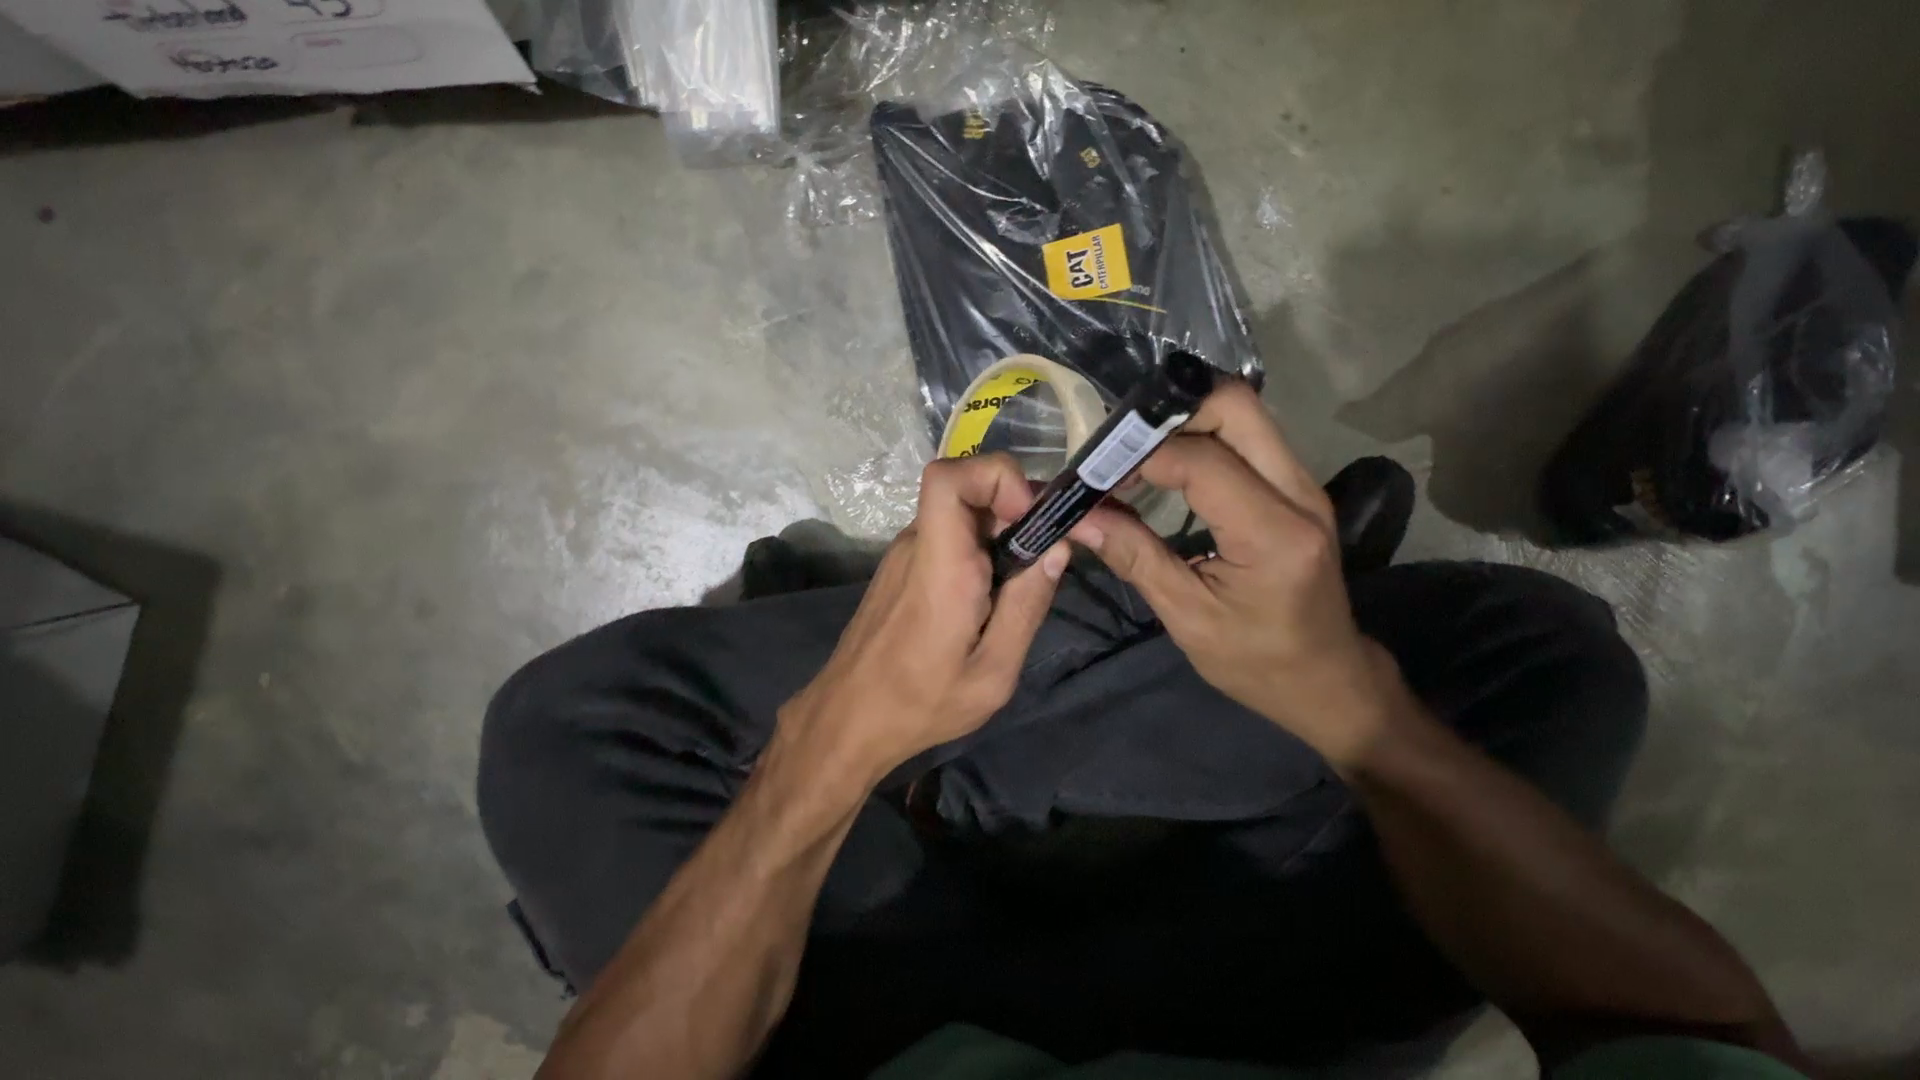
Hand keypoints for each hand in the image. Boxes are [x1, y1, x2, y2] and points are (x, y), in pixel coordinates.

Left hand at [778, 453, 1069, 782]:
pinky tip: (987, 602)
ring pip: (962, 514)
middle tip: (1042, 562)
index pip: (949, 476)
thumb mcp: (992, 673)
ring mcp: (904, 554)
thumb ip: (1026, 606)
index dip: (997, 476)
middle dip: (1015, 511)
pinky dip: (979, 552)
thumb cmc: (921, 703)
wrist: (848, 718)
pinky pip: (949, 537)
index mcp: (940, 565)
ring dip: (1000, 536)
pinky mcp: (901, 568)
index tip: (1031, 518)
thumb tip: (1058, 548)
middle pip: (968, 489)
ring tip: (1017, 591)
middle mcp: (917, 545)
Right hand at [1072, 381, 1403, 767]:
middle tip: (1123, 450)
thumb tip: (1079, 517)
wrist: (1326, 679)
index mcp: (1272, 535)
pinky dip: (1203, 437)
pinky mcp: (1298, 487)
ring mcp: (1304, 485)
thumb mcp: (1188, 618)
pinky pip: (1249, 436)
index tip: (1095, 473)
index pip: (1201, 460)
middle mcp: (1298, 494)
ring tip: (1139, 457)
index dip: (1141, 455)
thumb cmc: (1256, 662)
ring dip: (1186, 422)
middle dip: (1170, 413)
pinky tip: (1170, 467)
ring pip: (1244, 413)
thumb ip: (1135, 557)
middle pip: (1235, 406)